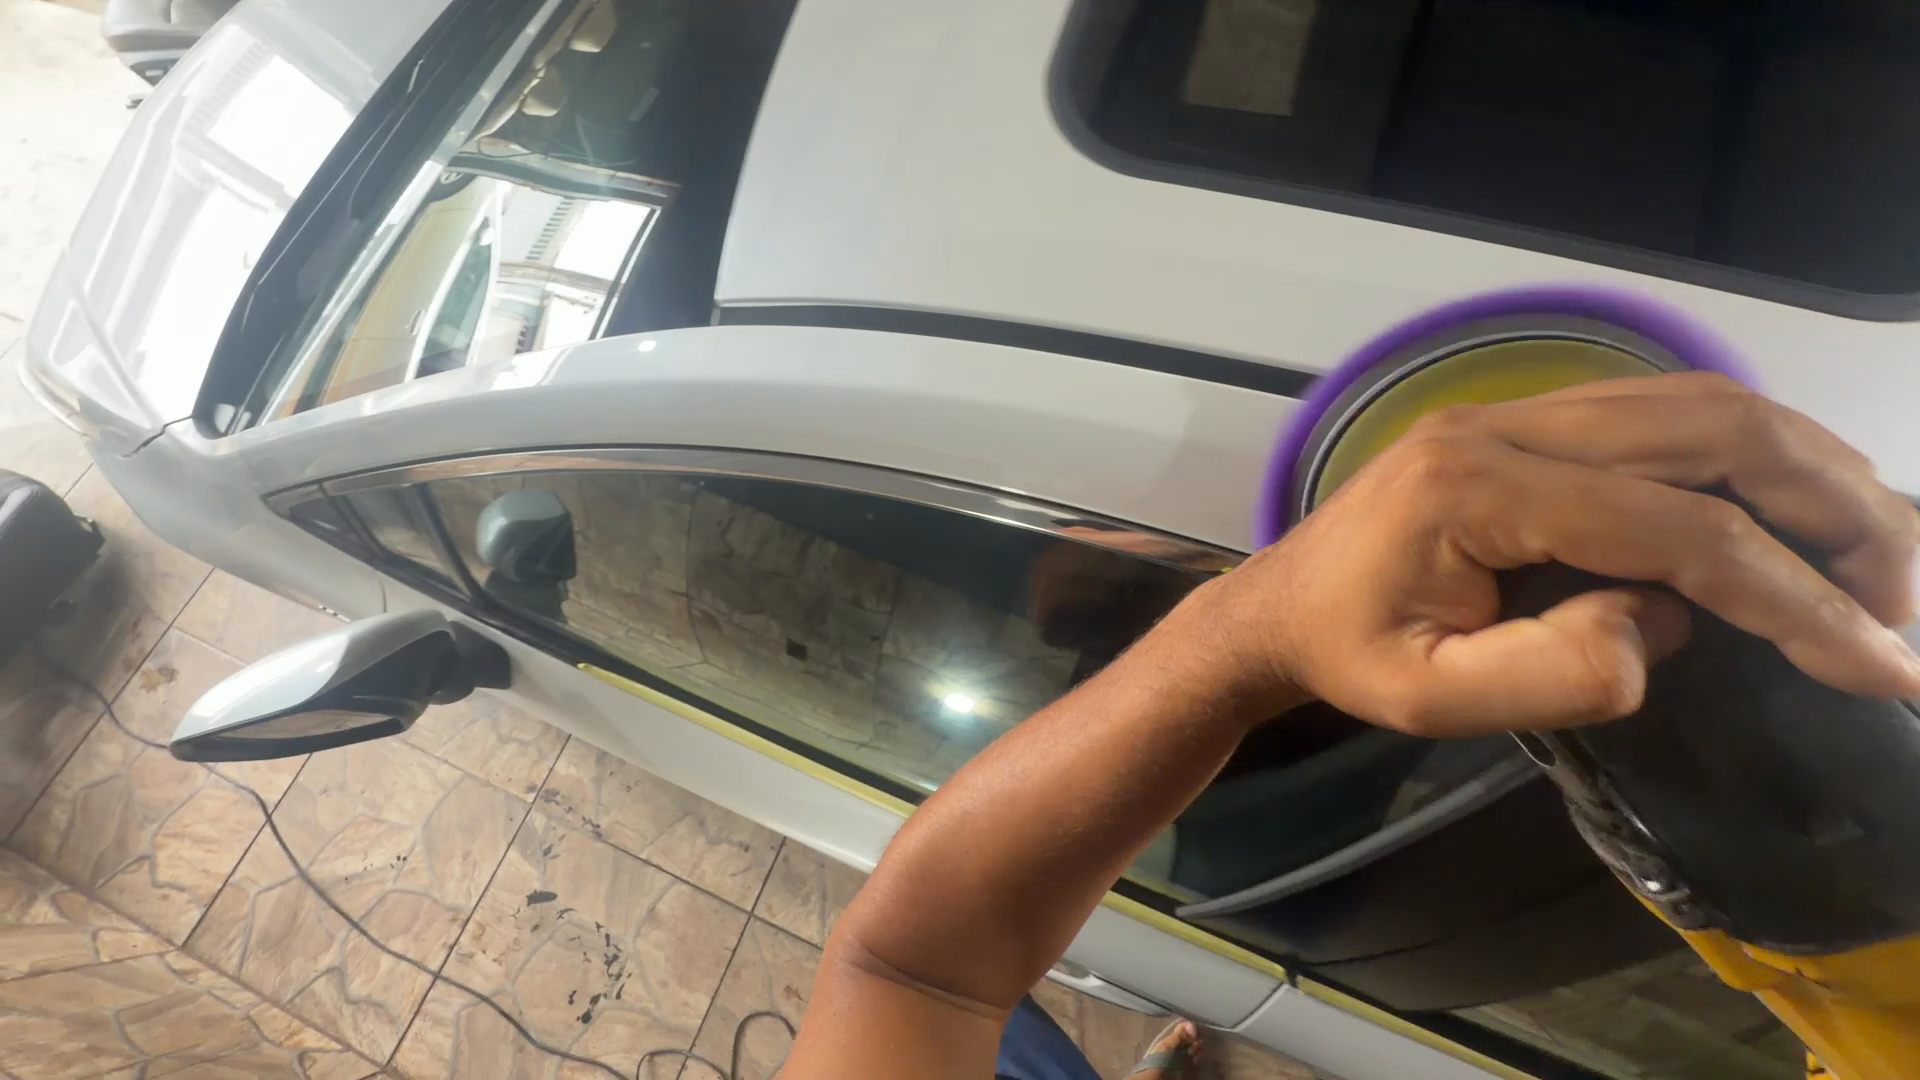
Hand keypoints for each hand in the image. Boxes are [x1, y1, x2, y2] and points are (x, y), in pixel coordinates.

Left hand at [1190, 372, 1919, 736]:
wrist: (1273, 611)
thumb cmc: (1339, 655)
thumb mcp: (1430, 697)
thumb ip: (1556, 673)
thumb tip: (1667, 622)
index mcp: (1470, 489)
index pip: (1675, 529)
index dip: (1797, 600)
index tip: (1885, 669)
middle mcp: (1491, 427)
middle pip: (1710, 429)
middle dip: (1837, 508)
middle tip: (1899, 601)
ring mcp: (1495, 416)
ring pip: (1690, 406)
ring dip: (1801, 468)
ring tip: (1869, 556)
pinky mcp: (1501, 428)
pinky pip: (1645, 416)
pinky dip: (1733, 457)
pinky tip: (1770, 511)